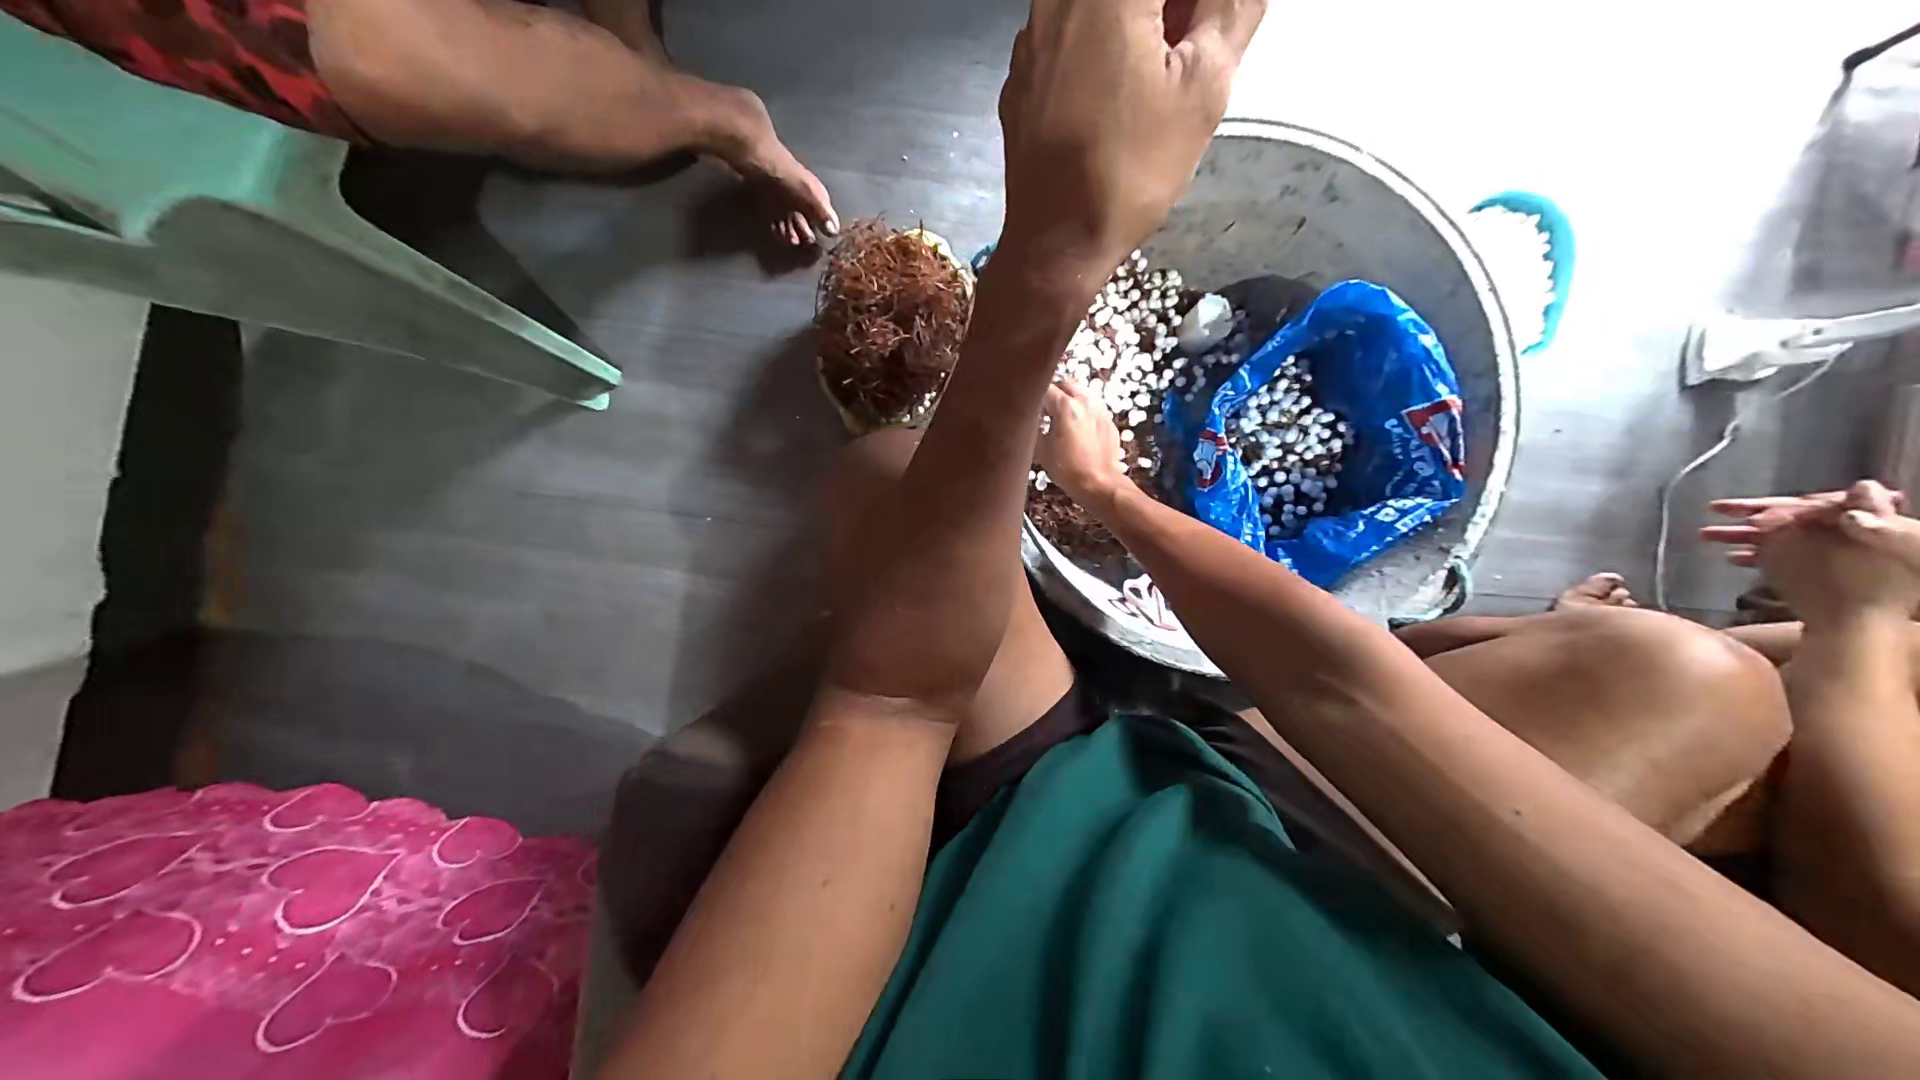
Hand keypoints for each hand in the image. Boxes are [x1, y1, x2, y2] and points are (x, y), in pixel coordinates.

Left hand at [996, 0, 1264, 280]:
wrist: (1057, 245)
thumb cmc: (1130, 173)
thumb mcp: (1204, 87)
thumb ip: (1232, 8)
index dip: (1197, 8)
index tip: (1210, 29)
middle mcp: (1057, 1)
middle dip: (1170, 12)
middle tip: (1191, 46)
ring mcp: (1029, 41)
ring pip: (1095, 8)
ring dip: (1138, 26)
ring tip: (1160, 72)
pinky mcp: (1019, 82)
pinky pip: (1067, 40)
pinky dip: (1099, 50)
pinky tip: (1116, 96)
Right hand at [1038, 381, 1126, 509]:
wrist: (1099, 484)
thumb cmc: (1068, 469)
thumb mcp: (1041, 450)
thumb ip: (1033, 428)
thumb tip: (1029, 420)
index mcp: (1066, 407)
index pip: (1044, 388)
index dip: (1034, 397)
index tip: (1029, 408)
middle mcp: (1085, 403)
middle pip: (1065, 386)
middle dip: (1052, 395)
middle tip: (1043, 412)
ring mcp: (1100, 411)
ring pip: (1080, 397)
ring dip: (1068, 404)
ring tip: (1060, 424)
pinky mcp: (1109, 423)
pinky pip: (1092, 411)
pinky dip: (1082, 417)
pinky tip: (1077, 435)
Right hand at [1703, 480, 1919, 624]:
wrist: (1890, 623)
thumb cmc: (1914, 581)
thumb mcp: (1912, 547)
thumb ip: (1884, 521)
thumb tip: (1859, 488)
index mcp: (1868, 524)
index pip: (1819, 505)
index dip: (1781, 505)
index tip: (1745, 513)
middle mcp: (1845, 535)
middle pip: (1793, 518)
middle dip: (1751, 514)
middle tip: (1714, 510)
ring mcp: (1830, 555)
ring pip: (1781, 538)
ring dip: (1743, 535)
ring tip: (1707, 535)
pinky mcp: (1818, 575)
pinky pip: (1781, 559)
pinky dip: (1756, 556)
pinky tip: (1732, 558)